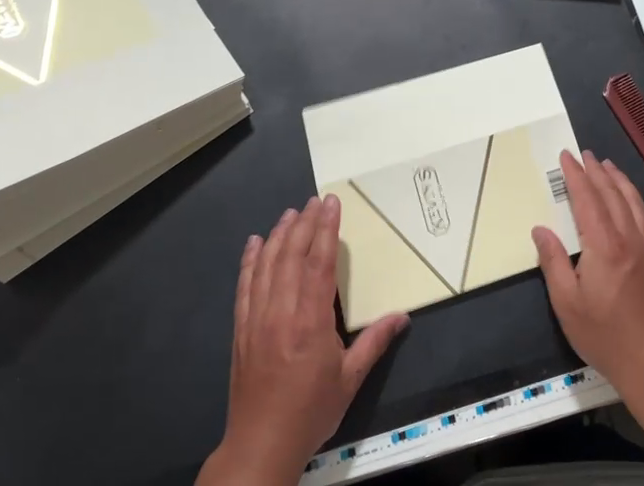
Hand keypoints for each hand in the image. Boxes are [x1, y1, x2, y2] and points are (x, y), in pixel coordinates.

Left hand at [201, 196, 407, 484]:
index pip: (319, 263)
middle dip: (304, 224)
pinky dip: (249, 261)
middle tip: (314, 200)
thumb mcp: (350, 379)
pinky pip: (244, 286)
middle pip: (291, 256)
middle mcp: (281, 312)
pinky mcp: (241, 329)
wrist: (261, 442)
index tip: (331, 203)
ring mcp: (257, 318)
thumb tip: (402, 316)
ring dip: (278, 235)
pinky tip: (254, 244)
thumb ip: (375, 342)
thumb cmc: (311, 410)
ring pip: (266, 265)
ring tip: (290, 213)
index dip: (325, 229)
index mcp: (310, 321)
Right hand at [532, 150, 643, 388]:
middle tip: (583, 153)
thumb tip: (541, 230)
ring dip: (617, 179)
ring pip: (632, 202)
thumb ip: (553, 262)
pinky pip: (643, 215)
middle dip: (596, 171)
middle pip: (612, 194)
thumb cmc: (604, 335)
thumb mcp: (567, 303)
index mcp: (604, 246)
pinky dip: (632, 197)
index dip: (576, 176)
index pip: (588, 199)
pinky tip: (627, 198)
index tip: (566, 157)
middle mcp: (628, 238)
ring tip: (606, 165)